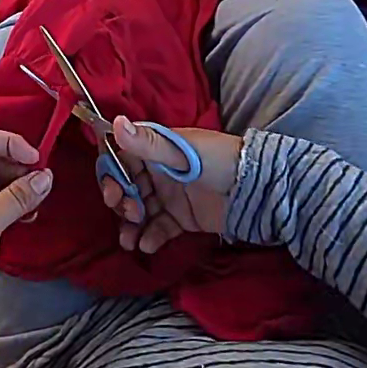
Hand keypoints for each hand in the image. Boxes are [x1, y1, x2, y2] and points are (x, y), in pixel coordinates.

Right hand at [100, 118, 241, 253]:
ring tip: (130, 239)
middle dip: (121, 202)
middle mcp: (158, 172)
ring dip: (130, 225)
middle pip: (126, 187)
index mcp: (156, 150)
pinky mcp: (181, 218)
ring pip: (139, 211)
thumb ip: (147, 143)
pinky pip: (158, 228)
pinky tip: (147, 245)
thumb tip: (116, 122)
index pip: (121, 159)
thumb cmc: (218, 160)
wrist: (255, 189)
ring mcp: (169, 196)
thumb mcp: (182, 151)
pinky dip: (149, 237)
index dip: (110, 174)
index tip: (112, 191)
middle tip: (130, 212)